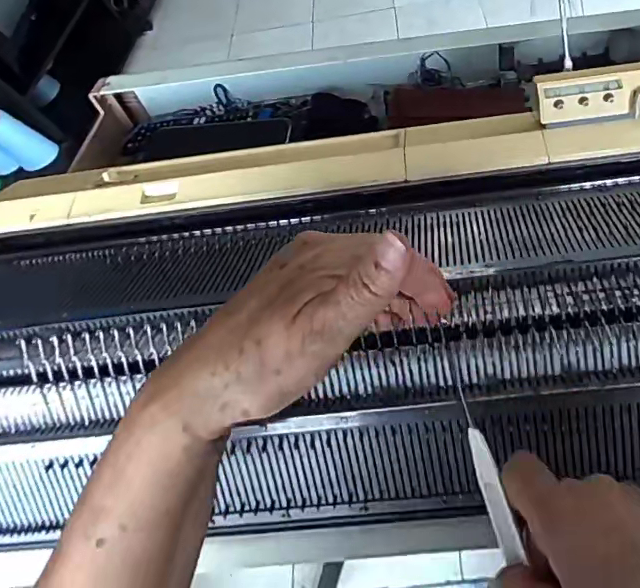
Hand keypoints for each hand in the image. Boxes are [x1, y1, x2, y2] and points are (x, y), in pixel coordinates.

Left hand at [132, 231, 453, 442]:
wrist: (196, 393)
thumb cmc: (254, 369)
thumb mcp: (321, 333)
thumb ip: (365, 289)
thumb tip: (399, 246)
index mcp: (325, 259)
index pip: (393, 255)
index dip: (425, 280)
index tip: (444, 304)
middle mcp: (313, 256)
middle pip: (380, 259)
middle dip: (415, 284)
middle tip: (438, 311)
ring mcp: (301, 271)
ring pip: (362, 270)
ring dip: (394, 291)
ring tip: (415, 315)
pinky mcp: (292, 290)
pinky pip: (343, 282)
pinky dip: (368, 297)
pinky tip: (373, 315)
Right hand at [496, 453, 639, 587]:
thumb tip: (513, 578)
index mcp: (565, 509)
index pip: (517, 471)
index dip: (508, 501)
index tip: (513, 540)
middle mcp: (599, 492)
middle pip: (555, 502)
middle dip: (551, 543)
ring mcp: (636, 502)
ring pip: (593, 518)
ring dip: (589, 551)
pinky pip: (626, 527)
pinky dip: (622, 553)